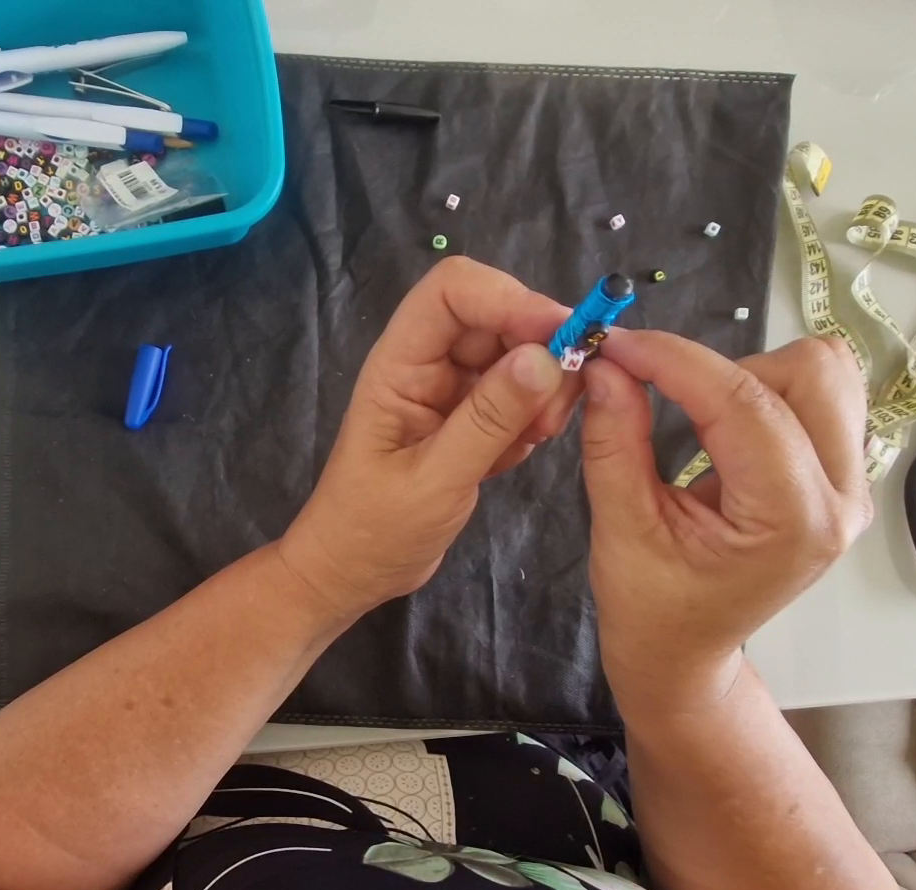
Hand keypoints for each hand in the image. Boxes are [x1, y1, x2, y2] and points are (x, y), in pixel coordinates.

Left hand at [277, 257, 575, 616]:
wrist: (355, 570)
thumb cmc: (374, 529)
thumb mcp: (434, 480)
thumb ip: (488, 421)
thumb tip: (545, 358)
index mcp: (399, 366)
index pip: (452, 292)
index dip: (508, 298)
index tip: (560, 336)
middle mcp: (426, 368)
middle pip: (495, 319)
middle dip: (537, 349)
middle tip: (556, 409)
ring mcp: (449, 395)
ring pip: (513, 358)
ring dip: (541, 389)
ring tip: (539, 436)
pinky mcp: (469, 423)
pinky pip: (516, 397)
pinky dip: (531, 417)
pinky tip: (517, 456)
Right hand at [579, 331, 872, 708]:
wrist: (684, 652)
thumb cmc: (648, 606)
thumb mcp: (619, 528)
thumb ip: (614, 442)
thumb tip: (606, 368)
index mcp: (789, 521)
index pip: (743, 405)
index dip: (674, 361)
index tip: (618, 346)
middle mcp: (841, 497)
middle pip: (811, 371)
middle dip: (724, 369)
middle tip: (664, 397)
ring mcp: (850, 487)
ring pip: (824, 375)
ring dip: (750, 377)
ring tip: (698, 419)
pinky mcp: (838, 479)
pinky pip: (820, 399)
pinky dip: (764, 393)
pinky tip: (723, 432)